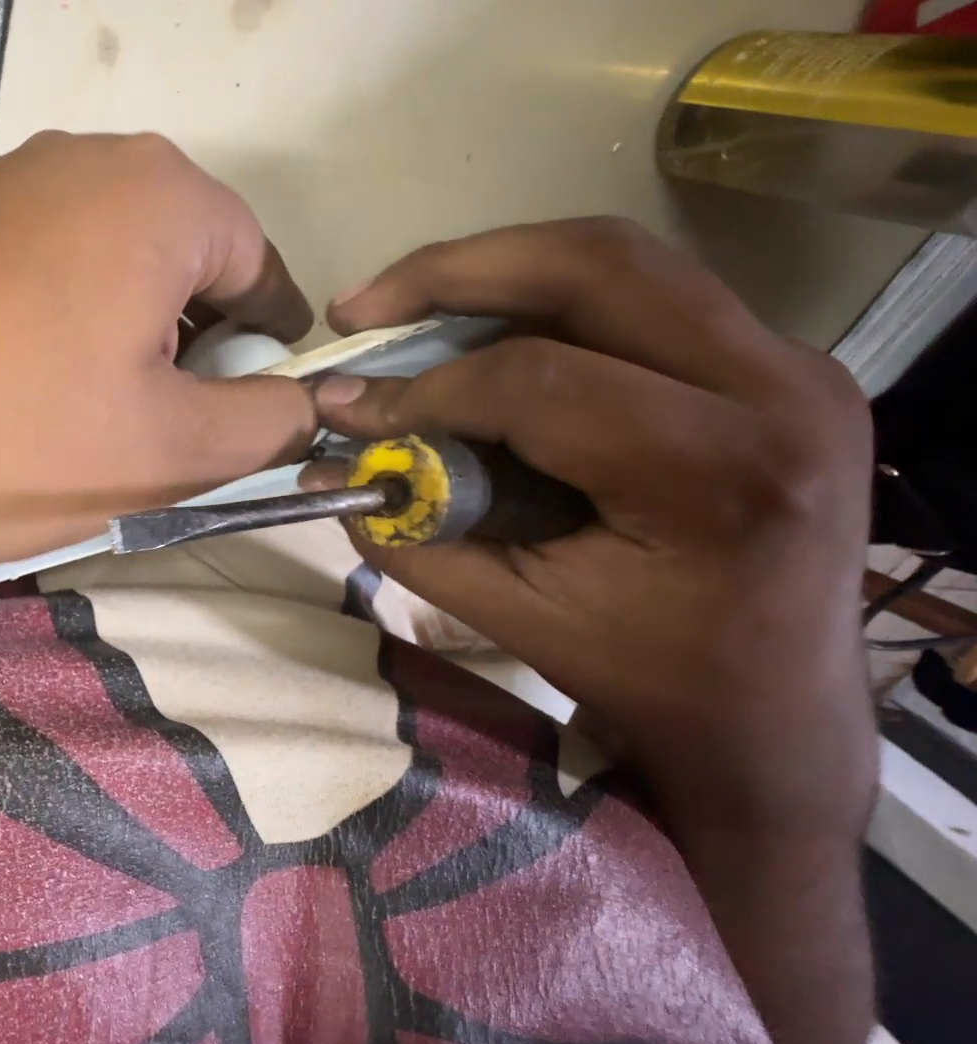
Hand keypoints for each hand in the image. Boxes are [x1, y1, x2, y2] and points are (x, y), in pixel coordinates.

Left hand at [0, 131, 318, 567]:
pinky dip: (54, 312)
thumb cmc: (22, 446)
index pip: (252, 256)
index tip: (255, 394)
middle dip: (188, 329)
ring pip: (100, 251)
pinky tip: (22, 377)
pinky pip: (32, 260)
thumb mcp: (172, 450)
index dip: (264, 334)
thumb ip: (270, 422)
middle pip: (173, 247)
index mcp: (154, 195)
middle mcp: (75, 160)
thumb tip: (305, 404)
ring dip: (120, 321)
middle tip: (164, 414)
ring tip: (89, 404)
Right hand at [304, 217, 876, 837]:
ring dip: (495, 272)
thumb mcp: (511, 615)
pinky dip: (539, 301)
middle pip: (599, 267)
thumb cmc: (644, 676)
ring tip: (400, 302)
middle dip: (455, 271)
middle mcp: (778, 389)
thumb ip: (410, 534)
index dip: (423, 389)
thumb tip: (326, 462)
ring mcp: (788, 364)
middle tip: (360, 308)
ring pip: (622, 262)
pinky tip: (476, 332)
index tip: (345, 413)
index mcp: (718, 473)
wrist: (769, 708)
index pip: (540, 380)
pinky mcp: (771, 364)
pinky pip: (639, 297)